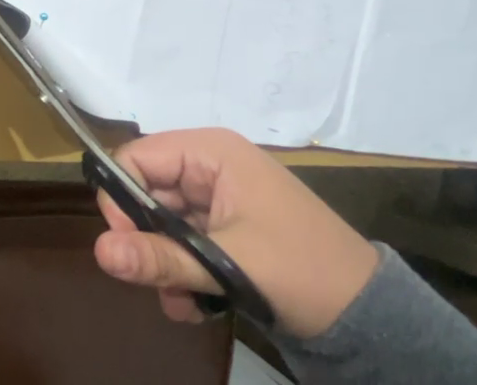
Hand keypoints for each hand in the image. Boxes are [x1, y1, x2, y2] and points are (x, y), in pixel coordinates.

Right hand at [93, 128, 379, 338]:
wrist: (376, 323)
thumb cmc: (306, 273)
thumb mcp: (229, 266)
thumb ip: (161, 258)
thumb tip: (100, 252)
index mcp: (211, 152)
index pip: (134, 158)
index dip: (122, 199)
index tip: (128, 243)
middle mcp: (209, 166)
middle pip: (144, 191)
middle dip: (145, 241)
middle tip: (157, 281)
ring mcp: (216, 197)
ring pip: (159, 221)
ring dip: (162, 263)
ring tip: (180, 302)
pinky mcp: (223, 227)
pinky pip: (180, 240)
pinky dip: (179, 270)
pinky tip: (194, 303)